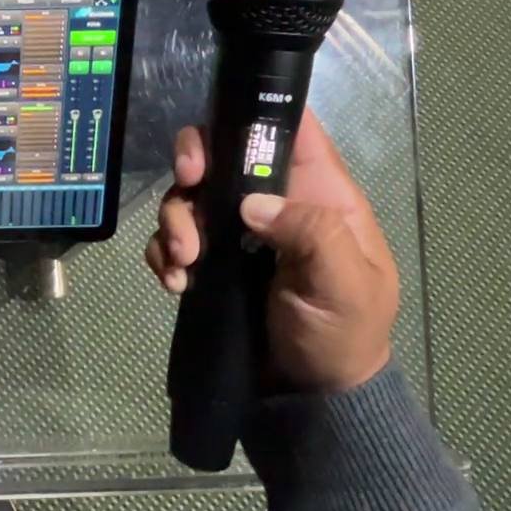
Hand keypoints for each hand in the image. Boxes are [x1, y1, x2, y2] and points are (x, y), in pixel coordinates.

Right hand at [145, 109, 399, 393]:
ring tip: (183, 264)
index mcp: (317, 194)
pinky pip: (172, 239)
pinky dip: (164, 255)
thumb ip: (312, 234)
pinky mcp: (209, 261)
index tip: (214, 146)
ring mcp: (235, 232)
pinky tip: (174, 283)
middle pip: (220, 156)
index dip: (249, 117)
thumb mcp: (346, 284)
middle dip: (191, 171)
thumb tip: (251, 204)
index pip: (287, 129)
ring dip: (174, 224)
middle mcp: (272, 202)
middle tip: (185, 199)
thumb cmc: (342, 334)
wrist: (309, 394)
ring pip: (189, 198)